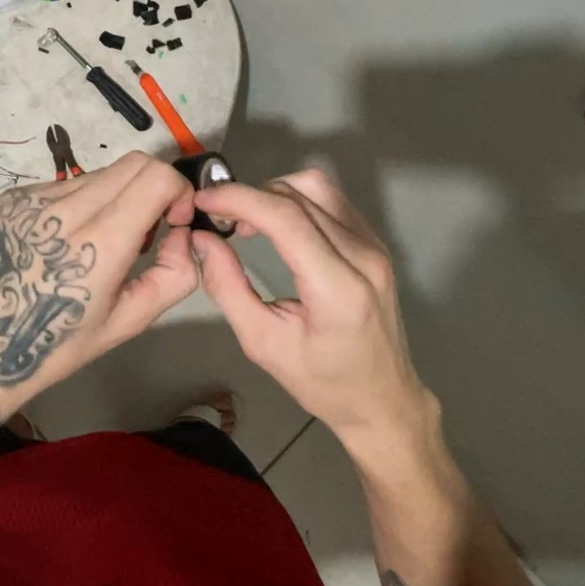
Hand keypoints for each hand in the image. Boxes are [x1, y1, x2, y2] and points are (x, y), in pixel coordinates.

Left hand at [0, 151, 198, 406]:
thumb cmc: (61, 343)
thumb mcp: (131, 320)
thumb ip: (175, 274)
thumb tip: (184, 232)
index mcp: (98, 245)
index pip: (157, 177)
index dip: (179, 192)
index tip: (175, 221)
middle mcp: (64, 210)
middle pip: (134, 163)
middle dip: (156, 188)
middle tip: (148, 228)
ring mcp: (34, 199)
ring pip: (102, 172)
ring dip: (120, 195)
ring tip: (105, 238)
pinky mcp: (13, 196)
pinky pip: (69, 183)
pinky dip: (86, 201)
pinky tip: (72, 239)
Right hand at [193, 167, 437, 449]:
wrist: (383, 399)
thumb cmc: (323, 382)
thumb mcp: (263, 344)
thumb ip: (228, 288)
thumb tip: (201, 240)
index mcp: (337, 288)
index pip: (285, 218)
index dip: (239, 199)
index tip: (203, 202)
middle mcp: (363, 256)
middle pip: (298, 194)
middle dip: (249, 196)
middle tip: (219, 220)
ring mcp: (373, 245)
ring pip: (316, 186)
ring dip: (273, 193)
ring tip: (247, 223)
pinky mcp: (374, 242)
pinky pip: (330, 200)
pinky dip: (294, 201)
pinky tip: (276, 227)